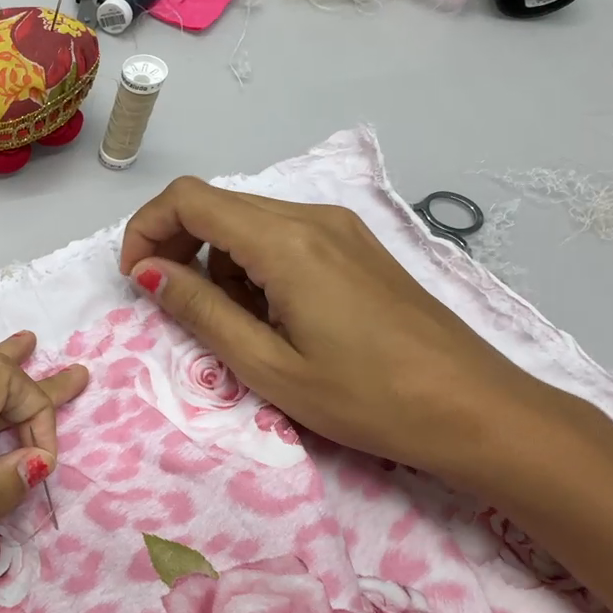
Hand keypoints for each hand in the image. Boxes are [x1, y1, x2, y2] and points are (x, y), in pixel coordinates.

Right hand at [117, 177, 560, 481]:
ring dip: (212, 260)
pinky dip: (248, 265)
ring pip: (244, 221)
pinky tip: (268, 313)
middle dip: (173, 245)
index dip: (145, 230)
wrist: (477, 412)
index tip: (136, 281)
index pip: (188, 200)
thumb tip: (146, 271)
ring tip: (227, 321)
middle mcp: (311, 218)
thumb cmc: (364, 397)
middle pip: (213, 203)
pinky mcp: (354, 247)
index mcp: (286, 242)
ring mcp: (338, 229)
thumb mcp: (265, 364)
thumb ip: (199, 309)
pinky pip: (279, 236)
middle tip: (168, 302)